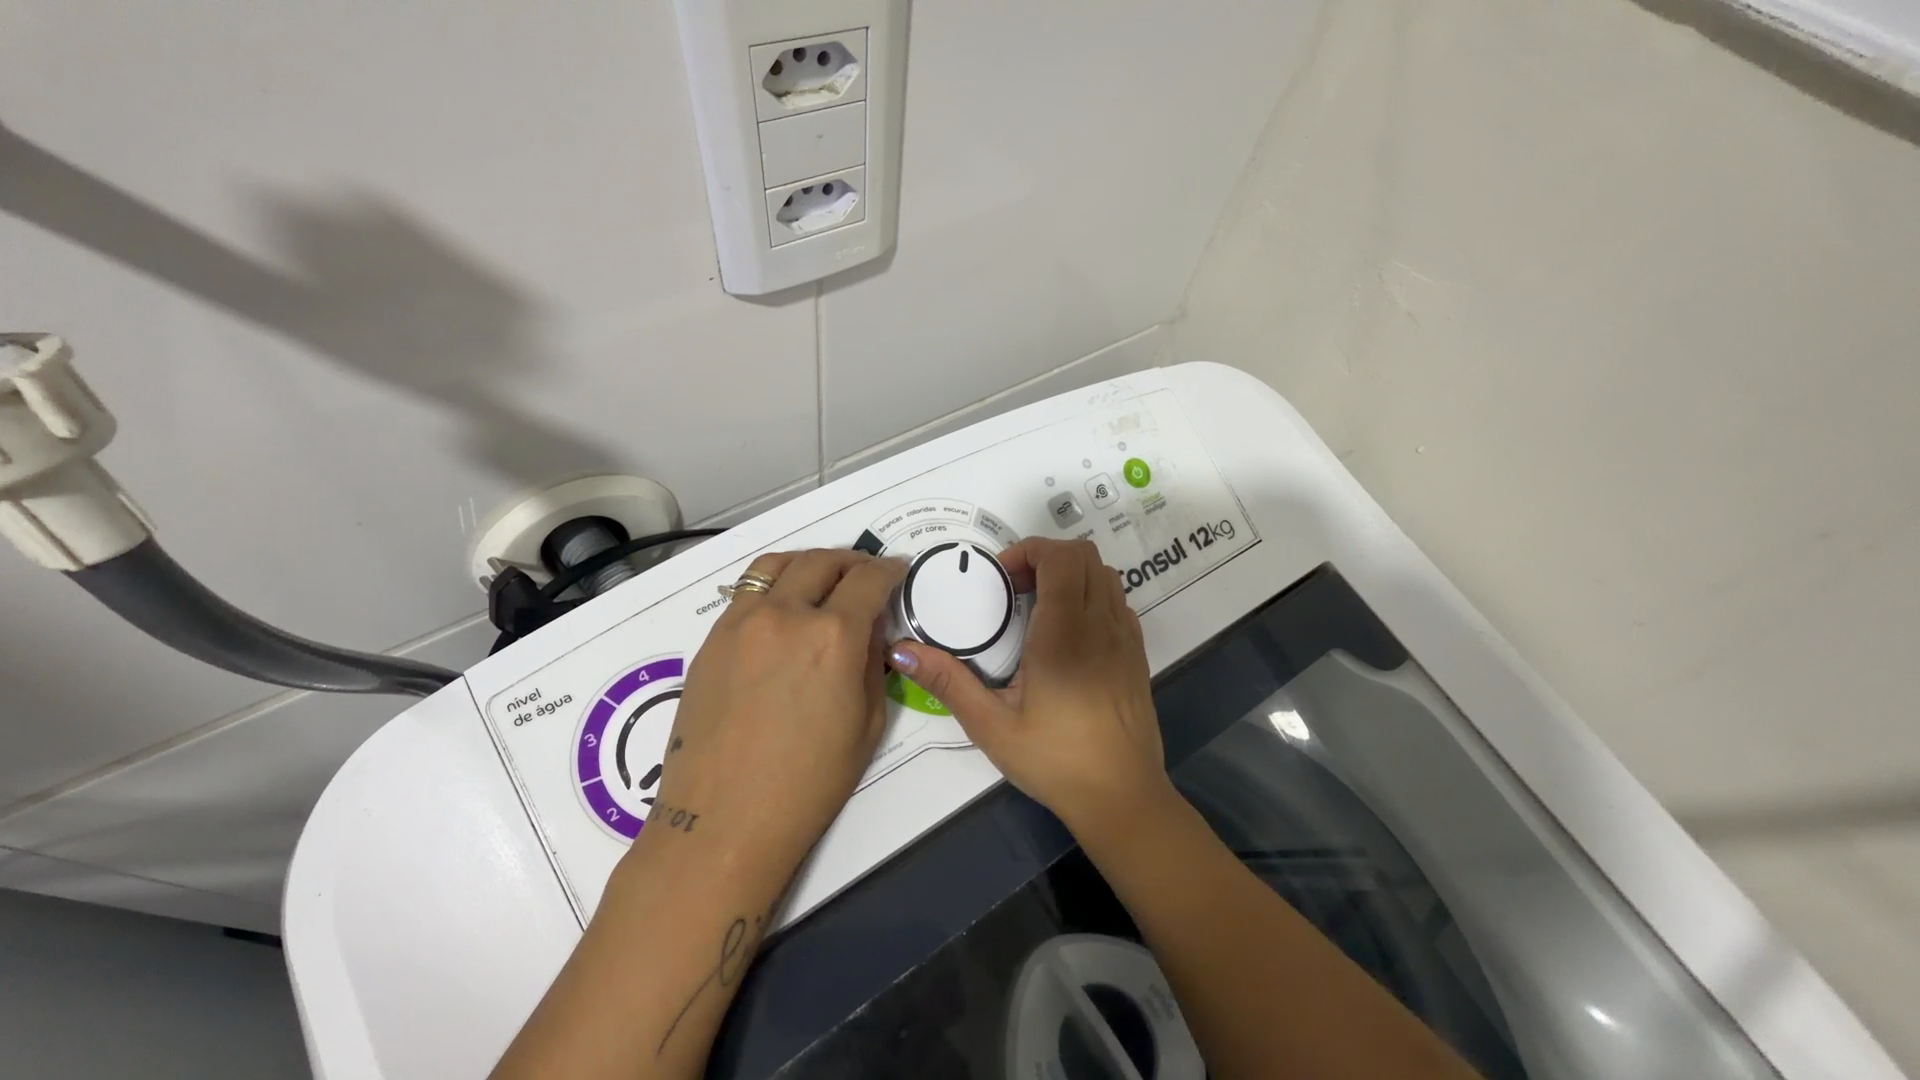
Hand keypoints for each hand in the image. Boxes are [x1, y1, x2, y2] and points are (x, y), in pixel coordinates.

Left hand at [637, 549, 908, 881]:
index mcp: (833, 636)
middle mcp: (785, 615)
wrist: (725, 821)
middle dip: (851, 562)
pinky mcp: (711, 640)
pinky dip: (773, 587)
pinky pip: (746, 593)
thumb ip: (872, 663)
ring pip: (776, 565)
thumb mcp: (866, 725)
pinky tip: (782, 610)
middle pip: (822, 562)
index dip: (889, 570)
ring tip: (821, 579)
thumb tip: (869, 629)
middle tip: (864, 574)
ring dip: (807, 564)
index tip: (897, 570)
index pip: (868, 579)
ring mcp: (740, 623)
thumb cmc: (809, 784)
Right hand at [886, 537, 1170, 833]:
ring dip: (1070, 575)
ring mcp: (1126, 638)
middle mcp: (1102, 624)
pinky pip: (1117, 602)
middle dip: (1045, 557)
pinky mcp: (1136, 655)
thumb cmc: (1054, 760)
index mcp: (1065, 632)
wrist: (1121, 798)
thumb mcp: (991, 725)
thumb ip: (947, 681)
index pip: (1061, 557)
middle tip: (1012, 589)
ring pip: (1105, 575)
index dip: (1029, 550)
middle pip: (1085, 555)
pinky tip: (1066, 634)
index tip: (1000, 577)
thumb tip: (902, 649)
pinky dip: (1091, 596)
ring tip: (1037, 608)